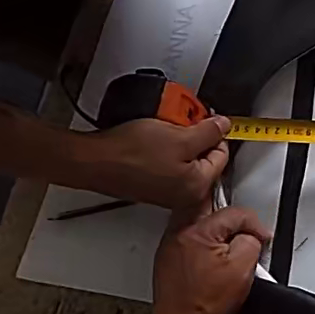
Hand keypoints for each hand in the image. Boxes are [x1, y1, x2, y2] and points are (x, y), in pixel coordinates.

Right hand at [77, 116, 230, 209]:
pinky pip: (167, 160)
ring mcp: (164, 191)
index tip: (207, 118)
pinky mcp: (148, 184)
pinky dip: (165, 146)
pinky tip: (154, 135)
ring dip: (180, 139)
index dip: (216, 133)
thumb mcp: (181, 136)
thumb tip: (225, 126)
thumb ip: (209, 132)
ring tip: (167, 126)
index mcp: (197, 187)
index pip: (222, 154)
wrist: (89, 159)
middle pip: (204, 157)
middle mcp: (182, 195)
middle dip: (197, 136)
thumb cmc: (130, 153)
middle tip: (185, 121)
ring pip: (185, 157)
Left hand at [150, 205, 272, 313]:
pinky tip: (213, 257)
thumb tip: (251, 233)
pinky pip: (189, 238)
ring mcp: (170, 247)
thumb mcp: (243, 267)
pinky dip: (204, 241)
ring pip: (199, 222)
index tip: (261, 238)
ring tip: (230, 244)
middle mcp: (178, 235)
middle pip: (211, 208)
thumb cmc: (205, 305)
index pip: (234, 212)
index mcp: (196, 232)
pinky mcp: (167, 259)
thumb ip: (252, 239)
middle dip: (232, 218)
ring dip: (217, 228)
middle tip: (245, 231)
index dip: (254, 224)